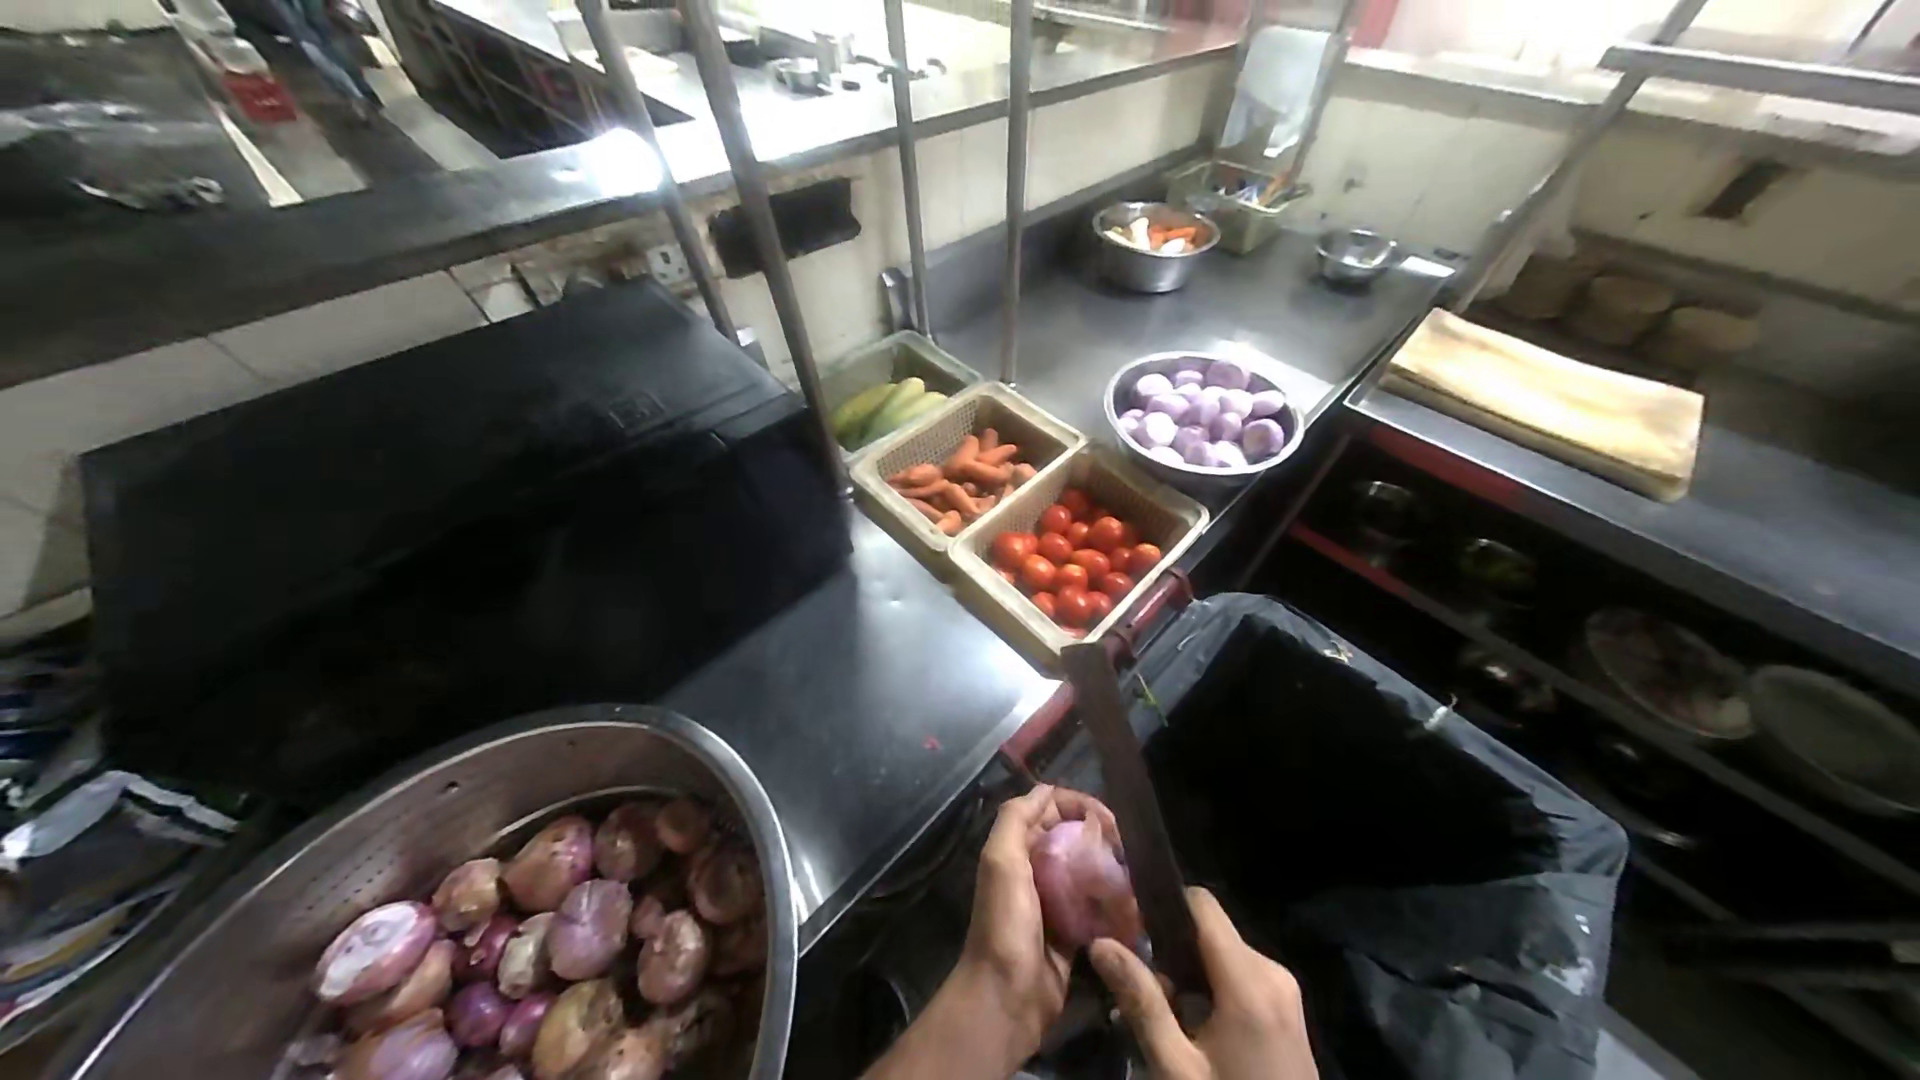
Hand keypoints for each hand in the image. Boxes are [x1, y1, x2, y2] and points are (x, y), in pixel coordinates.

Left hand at [862, 784, 1118, 1079]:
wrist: (1007, 998)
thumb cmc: (1004, 921)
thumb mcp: (1001, 860)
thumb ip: (1016, 818)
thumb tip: (1047, 789)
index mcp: (1016, 847)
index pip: (1049, 808)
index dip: (1078, 804)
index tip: (1108, 819)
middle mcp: (1033, 868)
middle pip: (1071, 836)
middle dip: (1099, 833)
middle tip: (1127, 846)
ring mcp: (1054, 901)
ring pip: (1087, 870)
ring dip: (1110, 866)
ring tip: (1136, 870)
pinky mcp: (1072, 933)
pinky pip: (1096, 908)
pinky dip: (1113, 902)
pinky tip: (1135, 902)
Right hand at [1089, 887, 1317, 1079]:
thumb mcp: (1177, 1070)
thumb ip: (1141, 1001)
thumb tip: (1100, 942)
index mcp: (1249, 980)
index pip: (1200, 903)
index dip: (1162, 906)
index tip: (1129, 929)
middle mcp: (1272, 972)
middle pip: (1208, 929)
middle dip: (1170, 948)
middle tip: (1142, 985)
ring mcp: (1285, 993)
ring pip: (1220, 951)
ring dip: (1188, 970)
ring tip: (1164, 1012)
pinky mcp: (1287, 1011)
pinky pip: (1238, 973)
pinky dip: (1209, 986)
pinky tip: (1193, 1025)